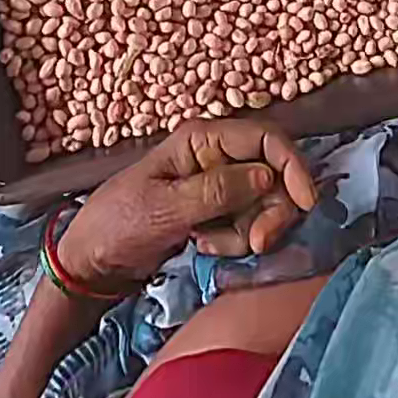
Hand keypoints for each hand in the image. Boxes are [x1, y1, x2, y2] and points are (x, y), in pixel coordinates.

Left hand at [58, 118, 318, 287]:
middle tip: (257, 243)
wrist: (92, 260)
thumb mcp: (164, 208)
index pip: (264, 137)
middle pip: (272, 173)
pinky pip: (248, 224)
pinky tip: (204, 247)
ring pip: (264, 203)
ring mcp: (218, 185)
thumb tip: (266, 175)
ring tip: (210, 245)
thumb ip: (215, 191)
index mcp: (201, 139)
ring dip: (250, 231)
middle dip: (272, 209)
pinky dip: (236, 241)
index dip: (291, 165)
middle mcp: (216, 156)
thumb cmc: (118, 222)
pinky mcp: (217, 212)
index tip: (305, 202)